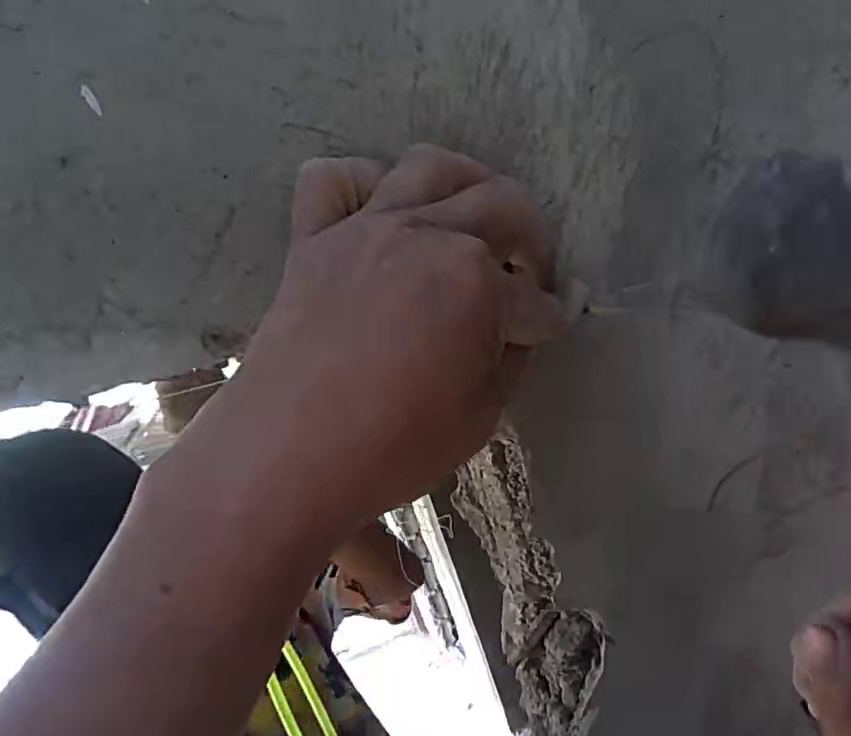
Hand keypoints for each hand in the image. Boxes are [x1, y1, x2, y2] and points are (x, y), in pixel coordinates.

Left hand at [180, 145, 565, 526]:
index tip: (555, 328)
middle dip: (535, 241)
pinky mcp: (314, 238)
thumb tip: (520, 331)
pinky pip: (335, 179)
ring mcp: (366, 229)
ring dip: (470, 184)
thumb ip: (509, 359)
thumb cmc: (400, 444)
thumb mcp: (482, 414)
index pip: (536, 298)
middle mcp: (427, 236)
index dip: (553, 318)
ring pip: (429, 167)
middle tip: (533, 275)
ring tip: (476, 219)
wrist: (294, 454)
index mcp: (478, 283)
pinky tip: (382, 213)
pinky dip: (364, 184)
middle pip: (503, 207)